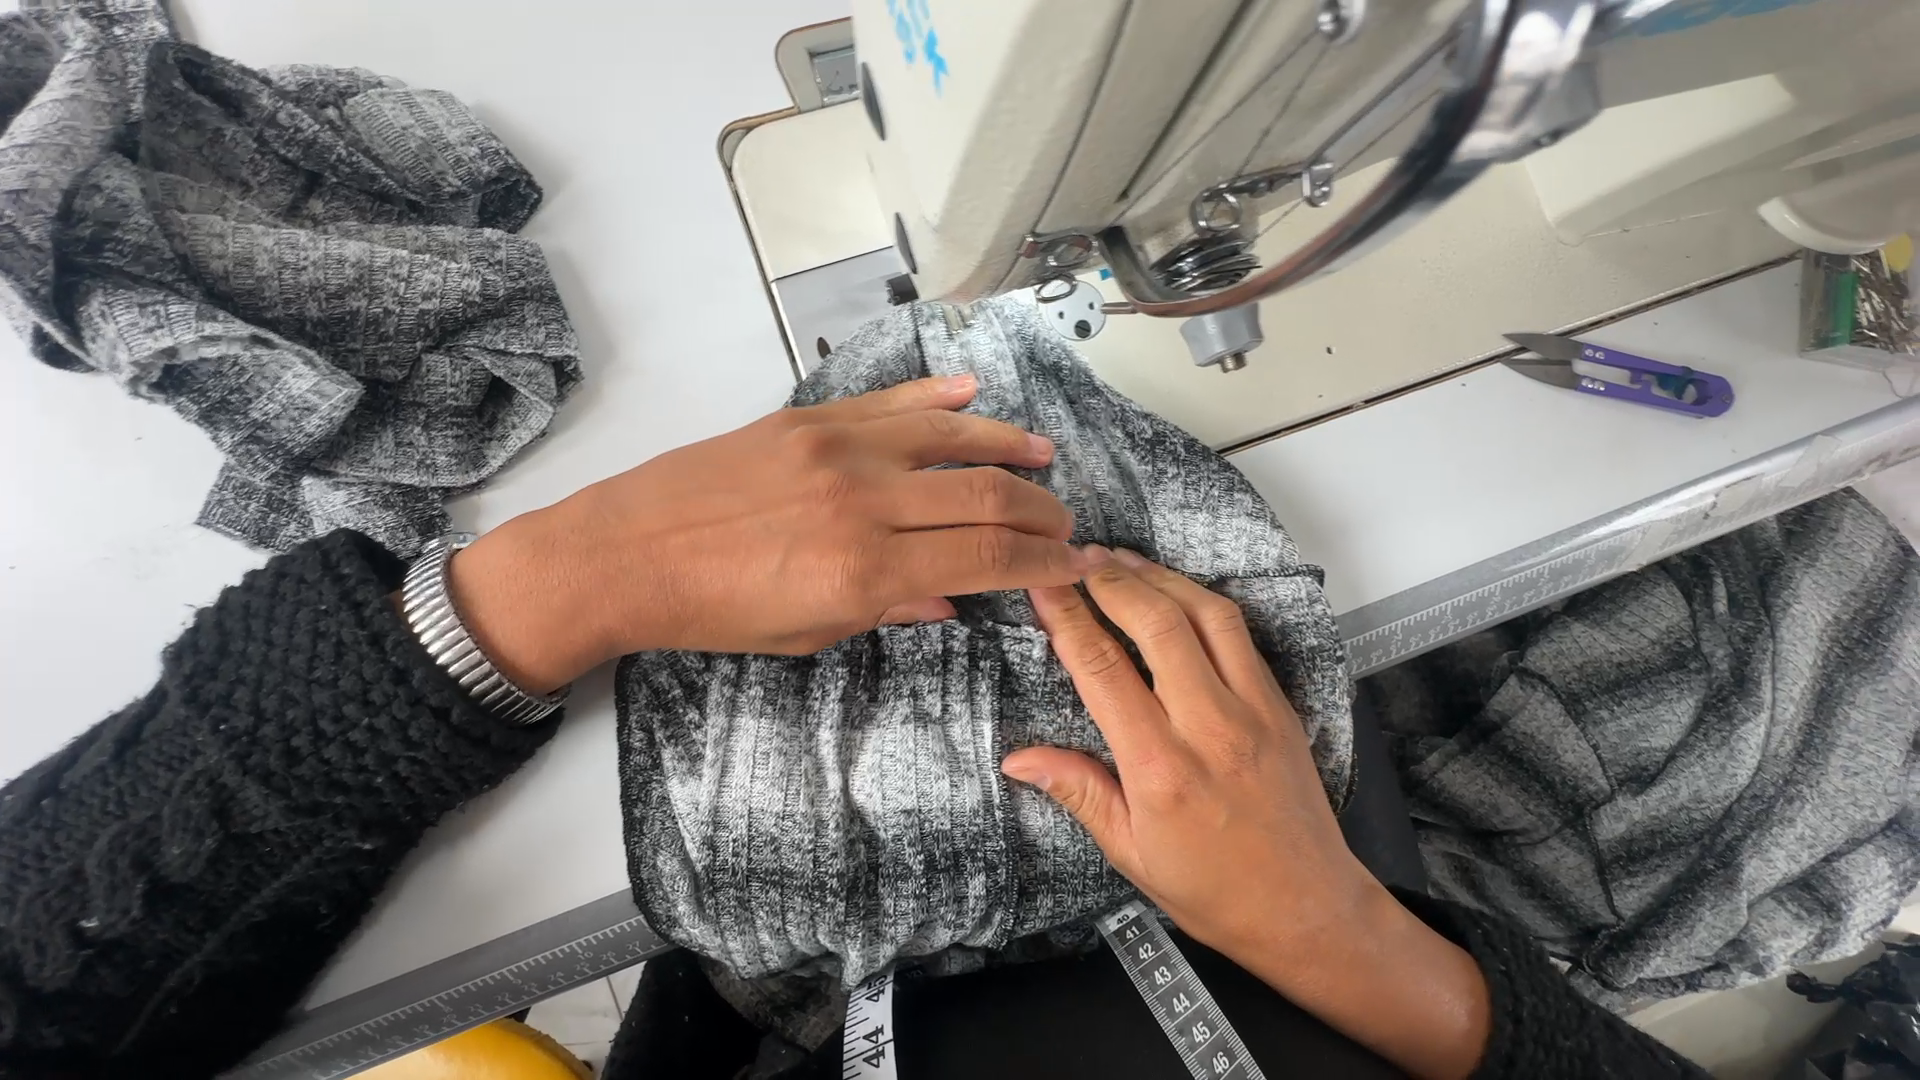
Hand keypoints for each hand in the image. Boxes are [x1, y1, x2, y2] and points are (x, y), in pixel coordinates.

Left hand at [447, 375, 1088, 691]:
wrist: (624, 554)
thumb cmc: (716, 613)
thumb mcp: (810, 633)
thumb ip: (893, 608)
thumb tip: (954, 601)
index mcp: (868, 570)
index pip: (987, 558)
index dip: (1047, 563)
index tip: (1081, 564)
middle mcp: (867, 501)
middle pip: (986, 496)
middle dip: (1042, 511)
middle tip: (1067, 522)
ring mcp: (839, 447)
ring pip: (951, 436)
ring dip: (1008, 447)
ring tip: (1045, 456)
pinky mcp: (810, 416)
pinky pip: (892, 401)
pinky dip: (939, 397)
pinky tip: (973, 396)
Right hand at [1003, 547, 1490, 1079]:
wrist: (1310, 911)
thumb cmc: (1214, 890)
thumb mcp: (1130, 852)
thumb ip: (1077, 791)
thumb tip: (1018, 758)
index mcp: (1160, 767)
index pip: (1102, 669)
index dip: (1067, 618)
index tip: (1042, 585)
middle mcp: (1209, 726)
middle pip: (1156, 623)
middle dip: (1111, 579)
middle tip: (1077, 557)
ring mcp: (1252, 708)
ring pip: (1203, 613)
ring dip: (1157, 576)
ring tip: (1118, 558)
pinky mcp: (1278, 702)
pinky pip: (1238, 631)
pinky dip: (1199, 597)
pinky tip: (1172, 588)